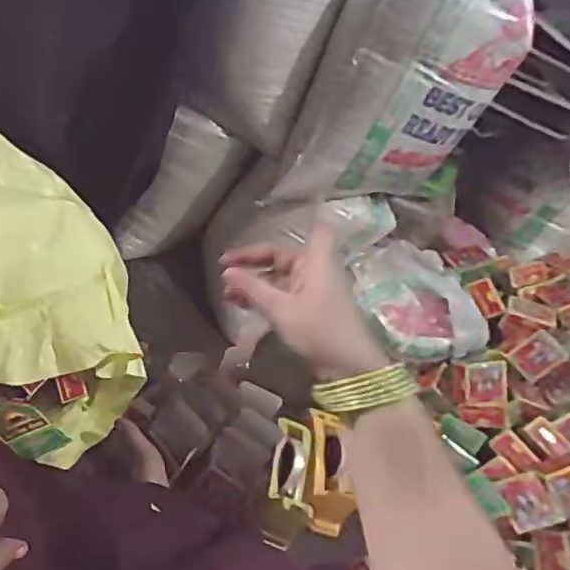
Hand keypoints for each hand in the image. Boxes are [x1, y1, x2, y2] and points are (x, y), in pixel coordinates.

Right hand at [220, 223, 390, 379]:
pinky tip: (242, 305)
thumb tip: (226, 271)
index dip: (308, 212)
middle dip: (252, 264)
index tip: (292, 204)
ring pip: (276, 280)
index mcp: (315, 261)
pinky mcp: (307, 312)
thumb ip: (252, 288)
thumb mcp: (280, 308)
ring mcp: (310, 292)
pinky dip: (262, 298)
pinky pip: (280, 297)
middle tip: (223, 271)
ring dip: (253, 284)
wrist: (347, 366)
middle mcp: (314, 271)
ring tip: (226, 294)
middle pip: (280, 258)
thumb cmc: (317, 328)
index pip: (316, 227)